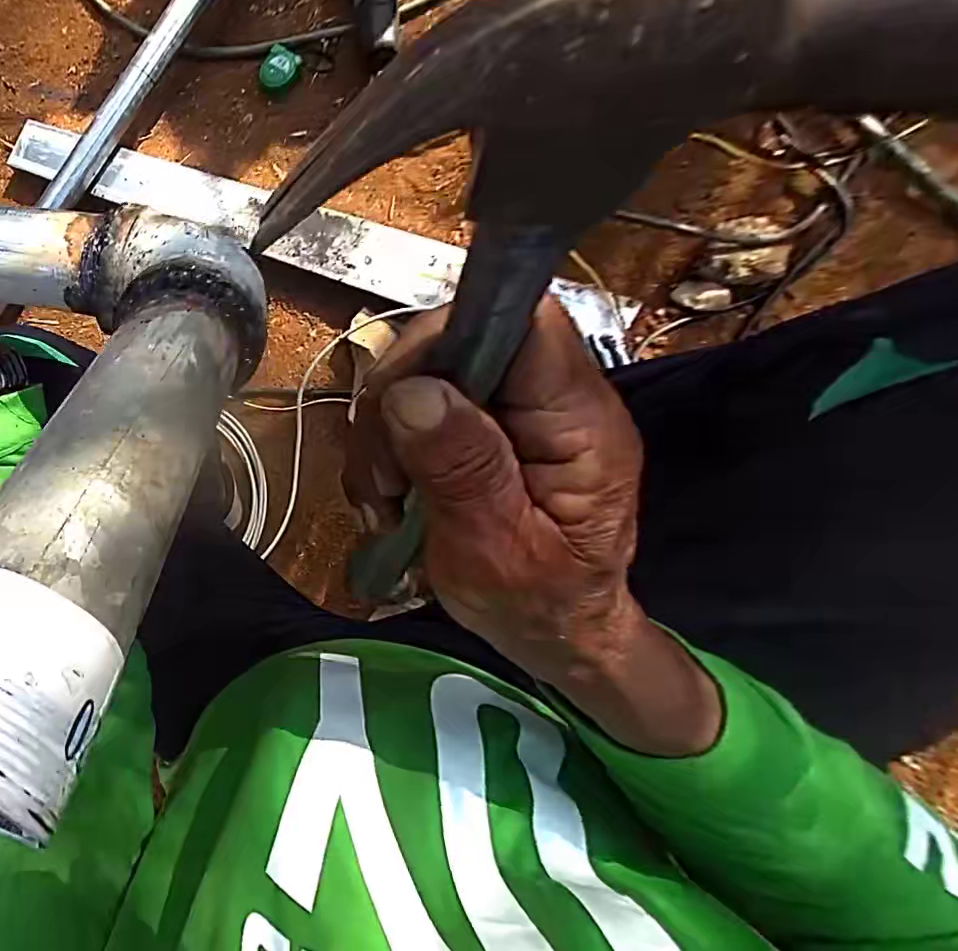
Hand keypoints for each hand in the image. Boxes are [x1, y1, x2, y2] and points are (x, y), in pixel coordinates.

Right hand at [346, 298, 719, 753]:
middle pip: (450, 342)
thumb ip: (464, 470)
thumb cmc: (542, 606)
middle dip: (394, 402)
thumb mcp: (498, 551)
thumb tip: (413, 390)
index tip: (398, 402)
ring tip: (384, 501)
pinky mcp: (474, 428)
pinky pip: (408, 409)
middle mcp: (544, 399)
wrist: (553, 634)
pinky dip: (382, 449)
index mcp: (576, 420)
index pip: (519, 323)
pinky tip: (387, 498)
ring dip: (381, 435)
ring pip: (417, 376)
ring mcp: (506, 411)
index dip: (447, 338)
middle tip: (383, 480)